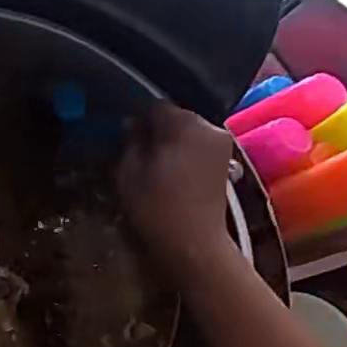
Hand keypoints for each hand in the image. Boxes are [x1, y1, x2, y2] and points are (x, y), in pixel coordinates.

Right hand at [116, 102, 241, 280]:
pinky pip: (197, 144)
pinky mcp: (225, 160)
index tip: (121, 131)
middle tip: (133, 147)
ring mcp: (221, 143)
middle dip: (154, 127)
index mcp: (184, 125)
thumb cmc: (155, 207)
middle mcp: (209, 127)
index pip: (155, 105)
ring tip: (150, 160)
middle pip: (175, 116)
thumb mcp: (128, 173)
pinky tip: (168, 169)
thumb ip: (130, 142)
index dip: (135, 116)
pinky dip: (182, 151)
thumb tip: (130, 125)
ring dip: (169, 140)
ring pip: (187, 130)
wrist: (193, 242)